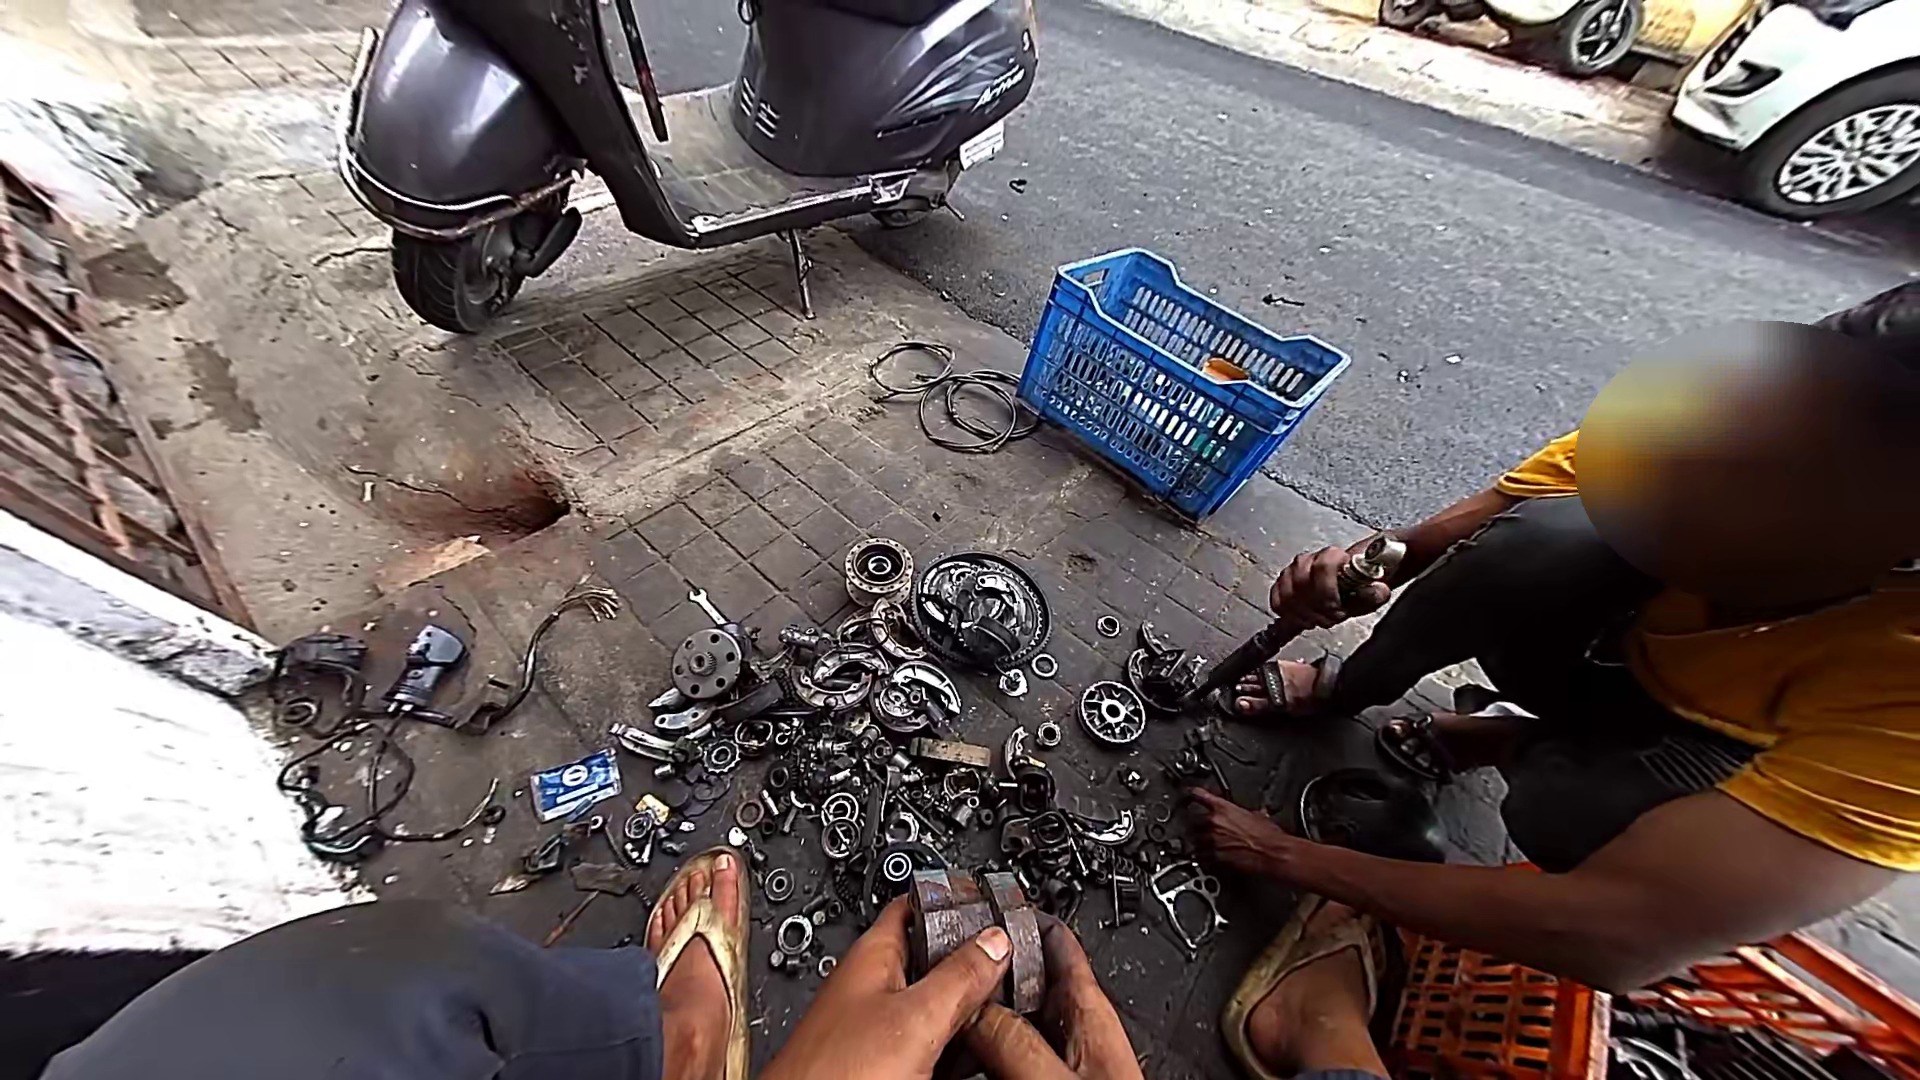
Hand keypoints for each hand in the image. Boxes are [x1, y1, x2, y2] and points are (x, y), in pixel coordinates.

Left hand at [761, 897, 1010, 1079]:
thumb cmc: (833, 1078)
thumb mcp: (913, 1020)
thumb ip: (958, 976)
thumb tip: (995, 940)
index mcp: (874, 955)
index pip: (919, 903)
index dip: (954, 898)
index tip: (990, 902)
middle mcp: (874, 987)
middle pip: (932, 956)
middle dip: (970, 959)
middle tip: (1008, 963)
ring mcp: (877, 1030)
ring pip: (932, 1003)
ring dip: (965, 1005)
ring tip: (1001, 1006)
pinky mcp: (881, 1068)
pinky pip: (926, 1043)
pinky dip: (953, 1042)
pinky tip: (974, 1053)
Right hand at [965, 915, 1143, 1079]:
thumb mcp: (1057, 1078)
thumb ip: (1013, 1037)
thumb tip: (970, 1005)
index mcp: (1090, 1009)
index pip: (1053, 936)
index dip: (1017, 916)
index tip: (980, 909)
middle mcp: (1077, 1032)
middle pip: (1026, 977)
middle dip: (989, 969)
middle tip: (951, 967)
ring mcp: (1064, 1063)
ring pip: (1015, 1020)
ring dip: (983, 1013)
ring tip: (951, 1012)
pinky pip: (1011, 1056)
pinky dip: (987, 1050)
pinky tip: (964, 1060)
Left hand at [1188, 787, 1296, 877]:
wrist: (1274, 853)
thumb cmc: (1269, 835)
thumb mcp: (1256, 816)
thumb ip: (1244, 813)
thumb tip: (1248, 815)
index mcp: (1222, 807)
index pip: (1198, 794)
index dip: (1190, 793)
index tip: (1186, 794)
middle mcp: (1213, 822)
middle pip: (1191, 819)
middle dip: (1193, 823)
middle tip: (1196, 826)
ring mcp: (1213, 840)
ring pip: (1193, 838)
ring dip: (1196, 840)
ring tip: (1200, 843)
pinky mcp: (1216, 857)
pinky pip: (1200, 856)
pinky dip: (1200, 856)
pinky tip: (1203, 857)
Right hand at [1269, 545, 1390, 627]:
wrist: (1344, 581)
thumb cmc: (1356, 585)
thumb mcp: (1373, 590)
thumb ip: (1376, 592)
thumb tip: (1376, 589)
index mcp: (1331, 556)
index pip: (1323, 567)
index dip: (1329, 592)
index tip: (1338, 609)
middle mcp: (1306, 560)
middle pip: (1302, 584)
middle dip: (1316, 607)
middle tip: (1330, 618)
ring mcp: (1290, 572)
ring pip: (1288, 595)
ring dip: (1304, 614)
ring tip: (1318, 619)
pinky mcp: (1279, 584)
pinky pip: (1276, 601)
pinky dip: (1288, 613)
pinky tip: (1303, 618)